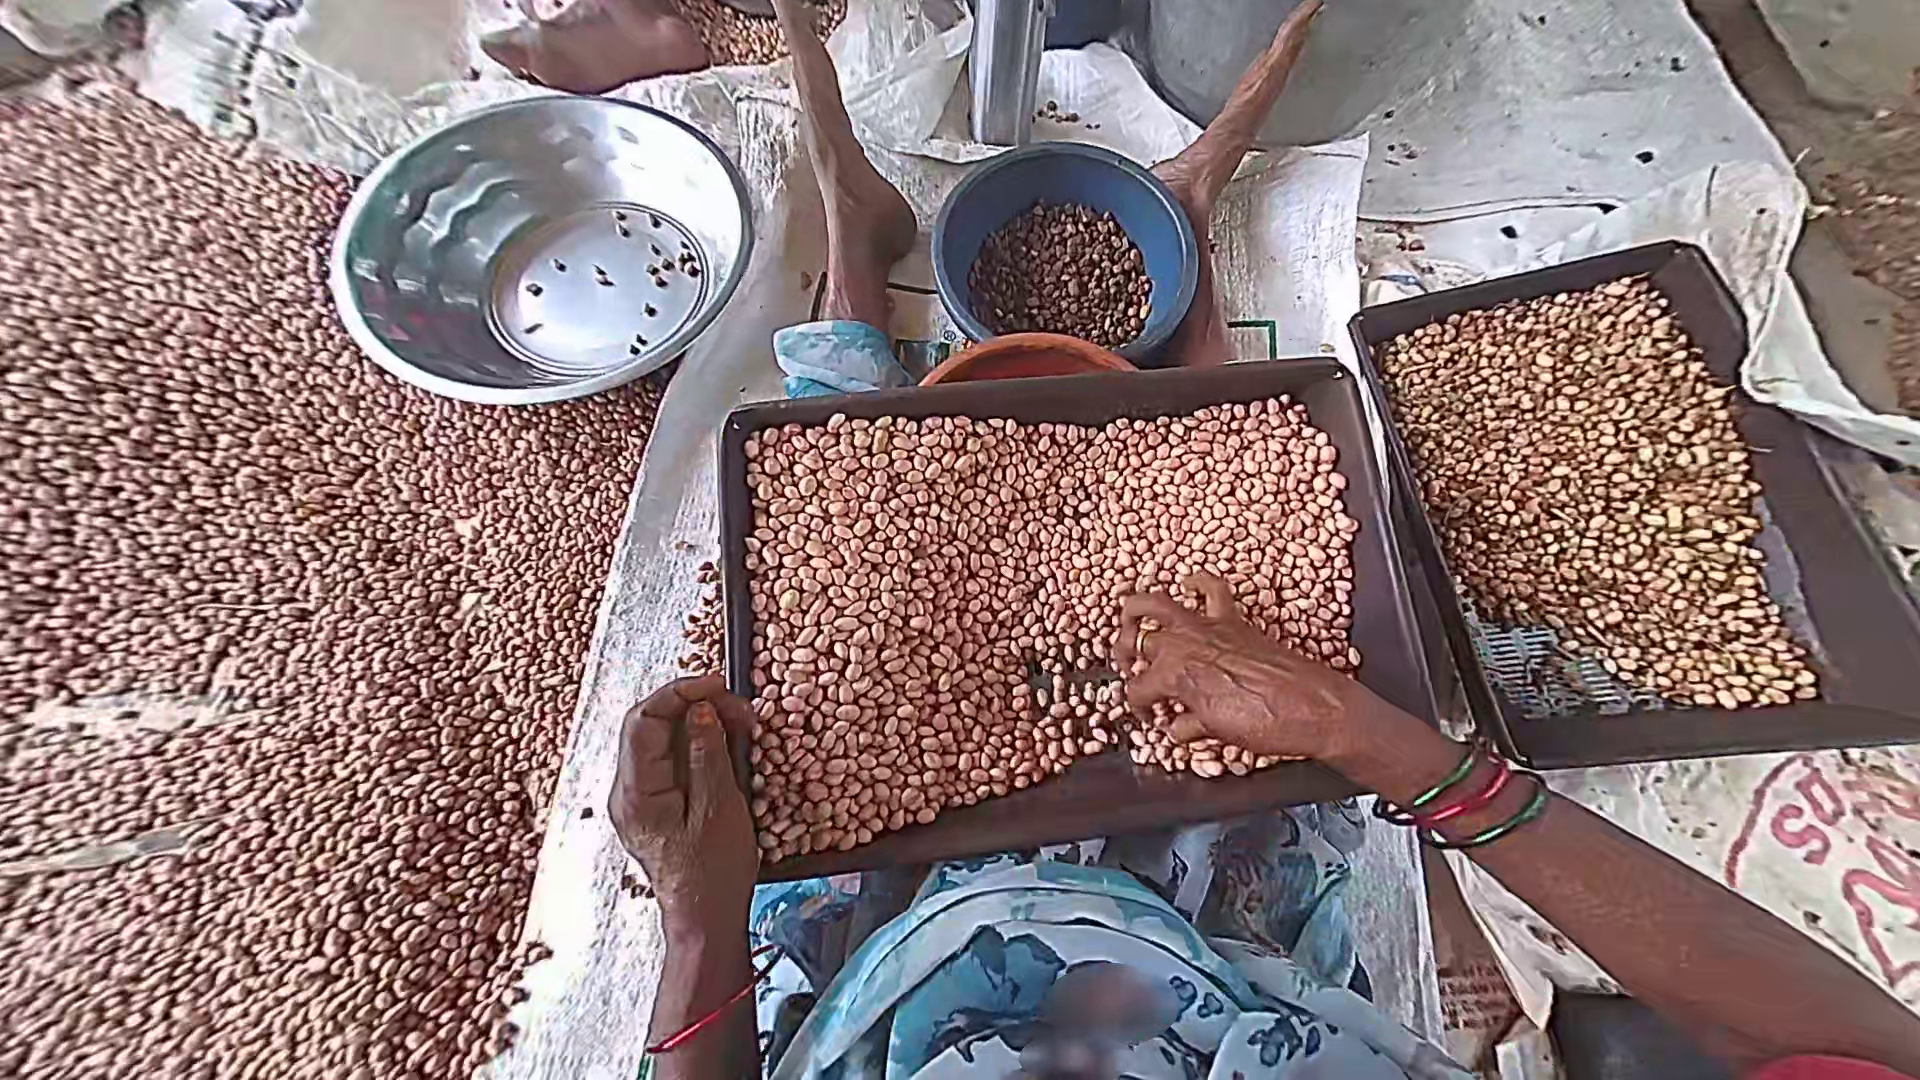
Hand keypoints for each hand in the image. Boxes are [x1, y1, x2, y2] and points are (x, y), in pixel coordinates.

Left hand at [608, 676, 757, 925]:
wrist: (706, 918)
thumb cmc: (713, 871)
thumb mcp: (719, 809)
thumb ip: (707, 755)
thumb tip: (701, 710)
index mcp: (636, 793)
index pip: (643, 721)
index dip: (679, 693)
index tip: (718, 685)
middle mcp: (630, 789)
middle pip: (655, 724)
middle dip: (699, 706)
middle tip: (742, 711)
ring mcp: (644, 794)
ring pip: (669, 737)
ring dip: (707, 721)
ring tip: (745, 725)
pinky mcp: (661, 798)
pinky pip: (678, 755)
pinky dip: (706, 741)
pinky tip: (733, 743)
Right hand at [1113, 572, 1389, 763]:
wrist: (1314, 708)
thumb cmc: (1265, 724)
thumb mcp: (1217, 732)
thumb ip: (1188, 725)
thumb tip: (1175, 727)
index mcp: (1173, 676)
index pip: (1137, 690)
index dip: (1138, 707)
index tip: (1149, 717)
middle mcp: (1181, 645)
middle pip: (1137, 645)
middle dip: (1127, 659)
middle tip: (1131, 671)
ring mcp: (1205, 627)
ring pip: (1155, 604)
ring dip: (1137, 609)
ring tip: (1130, 619)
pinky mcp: (1231, 620)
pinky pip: (1211, 589)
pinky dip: (1198, 582)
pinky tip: (1189, 584)